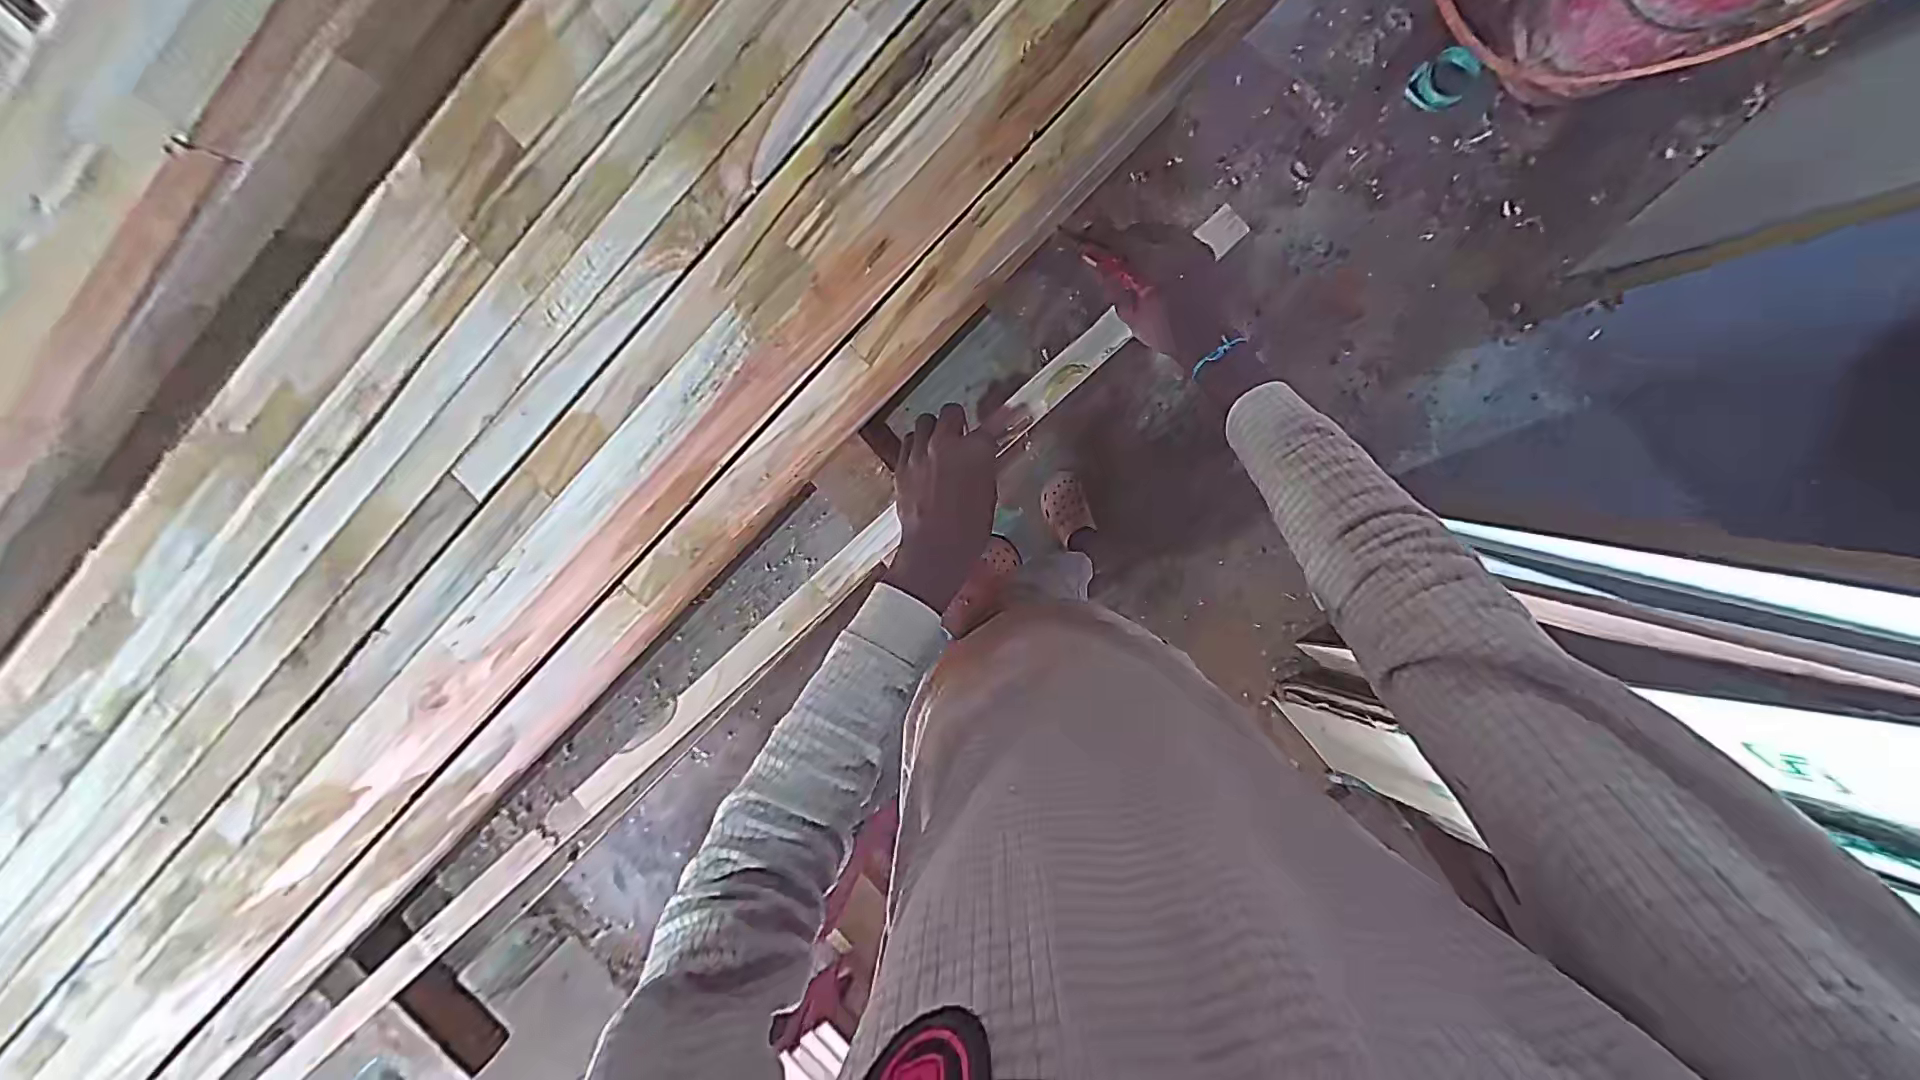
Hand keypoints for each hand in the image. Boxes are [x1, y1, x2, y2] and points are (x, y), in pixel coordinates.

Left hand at [885, 404, 996, 612]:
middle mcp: (946, 443)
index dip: (996, 425)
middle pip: (951, 412)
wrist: (933, 549)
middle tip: (961, 436)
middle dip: (957, 422)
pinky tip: (921, 459)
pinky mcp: (901, 465)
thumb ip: (985, 468)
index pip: (991, 425)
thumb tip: (984, 457)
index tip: (1000, 424)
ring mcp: (919, 452)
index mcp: (976, 450)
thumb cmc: (969, 530)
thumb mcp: (988, 495)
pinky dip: (916, 446)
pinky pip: (908, 442)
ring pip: (924, 422)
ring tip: (937, 446)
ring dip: (933, 430)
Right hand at [1076, 222, 1273, 409]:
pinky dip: (1162, 247)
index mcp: (1154, 258)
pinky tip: (1156, 263)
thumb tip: (1100, 267)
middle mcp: (1176, 245)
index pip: (1119, 239)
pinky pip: (1178, 242)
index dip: (1097, 236)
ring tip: (1130, 258)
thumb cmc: (1169, 333)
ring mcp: (1195, 248)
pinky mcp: (1207, 256)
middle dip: (1122, 239)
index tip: (1081, 235)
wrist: (1211, 342)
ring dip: (1143, 241)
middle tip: (1105, 250)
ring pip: (1161, 232)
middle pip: (1141, 230)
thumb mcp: (1133, 314)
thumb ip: (1115, 285)